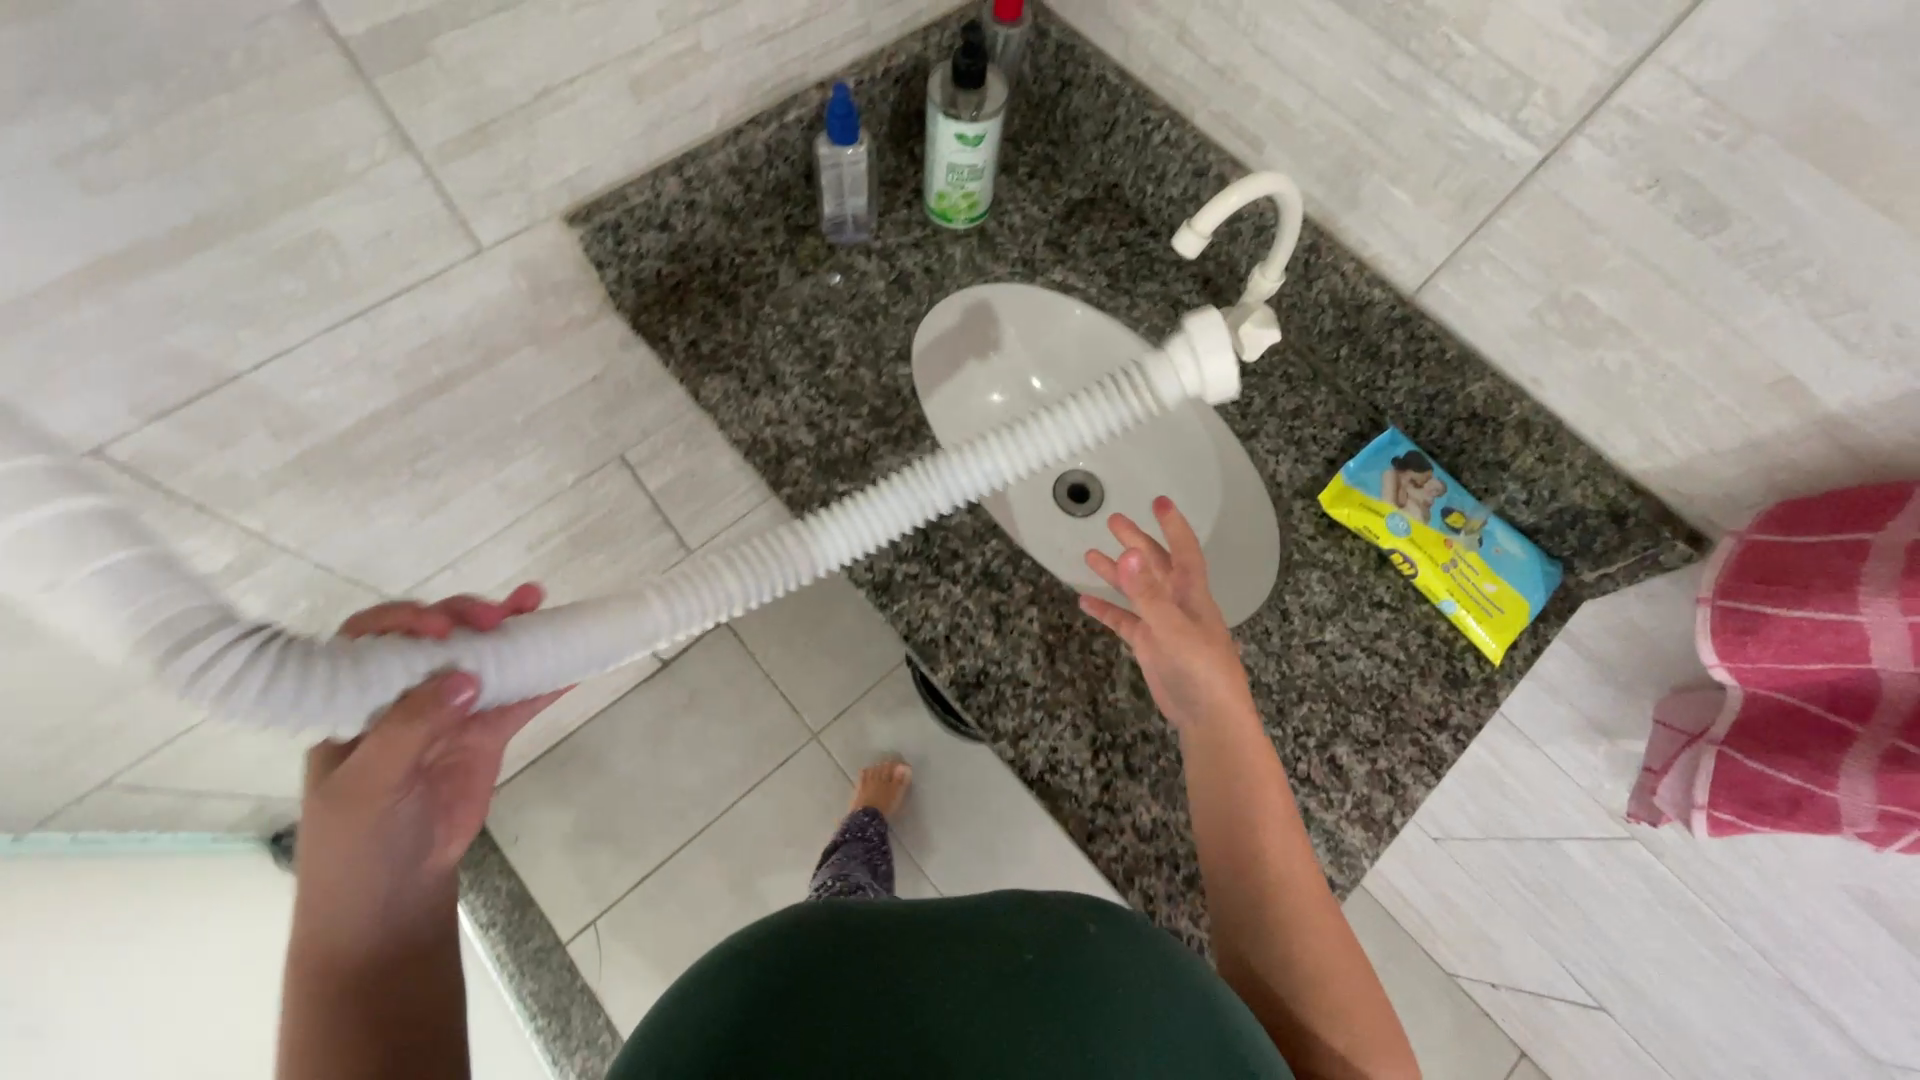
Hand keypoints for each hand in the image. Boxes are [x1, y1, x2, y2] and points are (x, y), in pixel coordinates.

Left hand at [293, 585, 564, 955]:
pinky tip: (571, 661)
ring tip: (538, 601)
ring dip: (511, 630)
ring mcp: (448, 714)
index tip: (443, 629)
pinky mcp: (485, 735)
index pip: (373, 639)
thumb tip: (465, 675)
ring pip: (482, 659)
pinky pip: (519, 698)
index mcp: (355, 699)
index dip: (405, 621)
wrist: (395, 892)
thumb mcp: (367, 785)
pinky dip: (546, 679)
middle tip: (500, 615)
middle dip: (466, 615)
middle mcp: (401, 696)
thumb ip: (408, 728)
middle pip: (437, 638)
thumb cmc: (356, 840)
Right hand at [1080, 497, 1258, 732]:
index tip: (1158, 501)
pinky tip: (1085, 600)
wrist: (1209, 717)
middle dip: (1137, 542)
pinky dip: (1107, 610)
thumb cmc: (1200, 668)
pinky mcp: (1149, 646)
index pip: (1183, 551)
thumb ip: (1147, 592)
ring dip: (1116, 573)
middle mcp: (1178, 604)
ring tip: (1089, 555)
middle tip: (1114, 521)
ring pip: (1136, 592)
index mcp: (1192, 594)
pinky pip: (1124, 621)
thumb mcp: (1172, 627)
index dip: (1172, 526)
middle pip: (1155, 566)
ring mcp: (1162, 625)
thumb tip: (1129, 553)